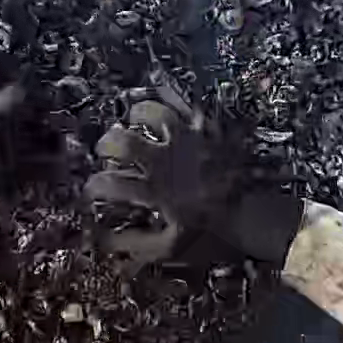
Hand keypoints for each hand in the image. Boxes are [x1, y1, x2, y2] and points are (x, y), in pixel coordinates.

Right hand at [83, 89, 301, 265]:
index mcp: (154, 190)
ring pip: (150, 113)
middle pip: (122, 141)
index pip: (109, 184)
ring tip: (133, 123)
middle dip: (106, 145)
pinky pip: (182, 100)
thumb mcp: (169, 248)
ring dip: (135, 118)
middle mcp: (165, 159)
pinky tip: (158, 97)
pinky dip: (167, 94)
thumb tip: (98, 240)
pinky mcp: (204, 126)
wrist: (254, 214)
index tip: (88, 192)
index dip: (92, 188)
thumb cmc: (209, 232)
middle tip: (105, 151)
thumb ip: (132, 244)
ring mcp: (186, 138)